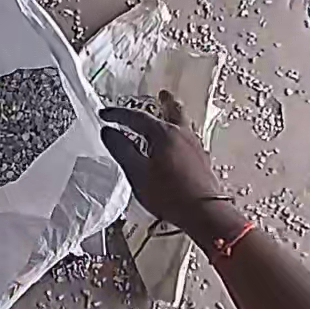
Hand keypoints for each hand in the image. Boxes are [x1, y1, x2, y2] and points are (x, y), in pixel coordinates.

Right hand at [100, 90, 236, 237]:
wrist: (204, 214)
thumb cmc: (170, 194)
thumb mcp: (137, 172)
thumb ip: (121, 149)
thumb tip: (109, 133)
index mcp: (164, 134)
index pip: (137, 117)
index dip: (118, 114)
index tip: (105, 115)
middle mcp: (182, 135)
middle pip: (172, 111)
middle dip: (163, 102)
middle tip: (161, 94)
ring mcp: (194, 147)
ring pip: (182, 123)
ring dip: (173, 115)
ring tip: (169, 113)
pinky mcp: (201, 160)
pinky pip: (188, 137)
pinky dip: (179, 132)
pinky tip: (177, 141)